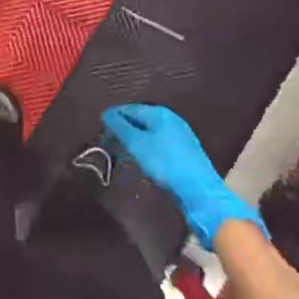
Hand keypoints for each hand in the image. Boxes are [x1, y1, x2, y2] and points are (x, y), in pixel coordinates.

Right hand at [101, 104, 263, 249]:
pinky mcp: (183, 150)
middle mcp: (170, 119)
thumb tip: (107, 113)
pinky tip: (141, 159)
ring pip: (149, 132)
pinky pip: (158, 142)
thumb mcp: (137, 144)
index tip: (100, 129)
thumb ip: (120, 127)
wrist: (198, 189)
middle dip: (123, 129)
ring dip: (134, 140)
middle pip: (140, 119)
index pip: (129, 109)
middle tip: (108, 142)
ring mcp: (179, 134)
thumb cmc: (164, 163)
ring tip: (121, 152)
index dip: (113, 117)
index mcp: (159, 113)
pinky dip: (146, 148)